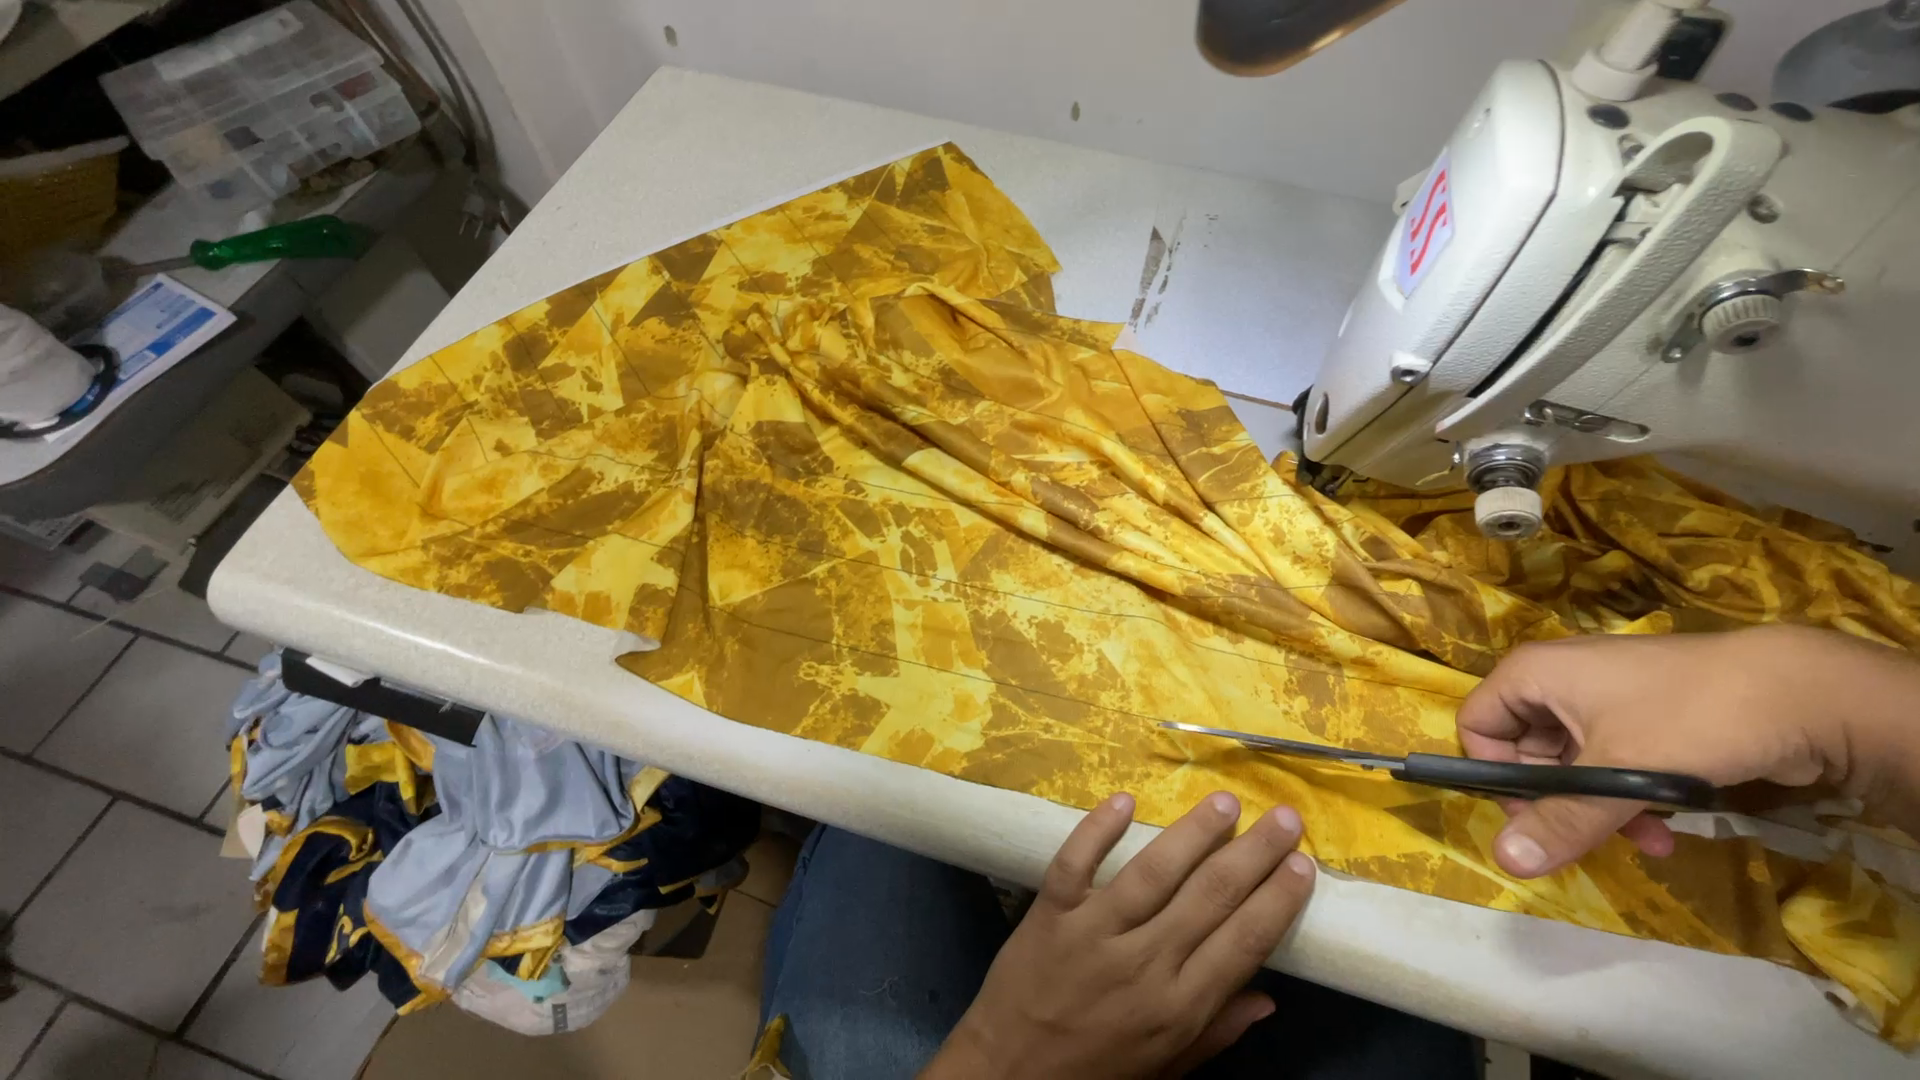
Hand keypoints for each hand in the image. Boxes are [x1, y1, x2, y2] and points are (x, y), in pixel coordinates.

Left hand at [922, 792, 1314, 1079]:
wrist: (1008, 1073)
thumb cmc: (1096, 1071)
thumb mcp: (1167, 1069)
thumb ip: (1217, 1030)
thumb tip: (1269, 997)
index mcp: (1178, 1006)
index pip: (1242, 943)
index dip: (1277, 900)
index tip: (1303, 863)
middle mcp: (1142, 963)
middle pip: (1208, 898)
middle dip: (1253, 854)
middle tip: (1284, 816)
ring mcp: (1092, 932)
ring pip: (1151, 873)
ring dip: (1192, 833)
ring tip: (1225, 802)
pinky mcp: (1049, 912)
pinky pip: (1074, 862)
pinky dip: (1097, 830)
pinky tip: (1124, 799)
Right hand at [1457, 625, 1919, 877]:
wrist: (1806, 691)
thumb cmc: (1689, 717)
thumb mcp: (1620, 774)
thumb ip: (1561, 820)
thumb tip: (1506, 863)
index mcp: (1531, 675)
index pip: (1476, 725)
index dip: (1496, 773)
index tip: (1536, 814)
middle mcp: (1557, 679)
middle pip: (1524, 748)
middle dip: (1559, 800)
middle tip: (1591, 836)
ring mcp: (1602, 694)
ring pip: (1573, 759)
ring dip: (1598, 805)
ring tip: (1645, 840)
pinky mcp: (1643, 713)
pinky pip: (1611, 757)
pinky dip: (1627, 792)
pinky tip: (1665, 825)